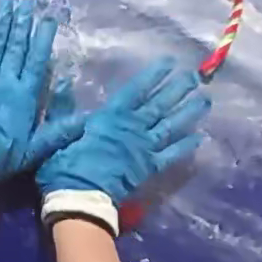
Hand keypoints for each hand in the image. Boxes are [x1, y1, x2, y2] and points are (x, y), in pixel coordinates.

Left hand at [0, 0, 81, 190]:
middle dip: (23, 23)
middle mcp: (6, 80)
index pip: (38, 61)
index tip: (50, 18)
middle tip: (29, 1)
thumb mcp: (33, 150)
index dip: (44, 39)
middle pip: (16, 46)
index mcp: (25, 95)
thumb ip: (59, 133)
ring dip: (2, 21)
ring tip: (8, 1)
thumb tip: (86, 120)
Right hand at [35, 58, 210, 233]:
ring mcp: (143, 149)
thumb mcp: (57, 134)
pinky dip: (185, 146)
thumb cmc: (63, 167)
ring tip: (204, 99)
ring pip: (170, 126)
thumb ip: (64, 111)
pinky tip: (199, 137)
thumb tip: (67, 85)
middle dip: (177, 90)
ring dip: (188, 112)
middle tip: (194, 76)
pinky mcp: (148, 168)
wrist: (78, 199)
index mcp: (109, 118)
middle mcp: (131, 129)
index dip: (152, 76)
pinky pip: (171, 155)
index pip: (135, 92)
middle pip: (159, 105)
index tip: (169, 63)